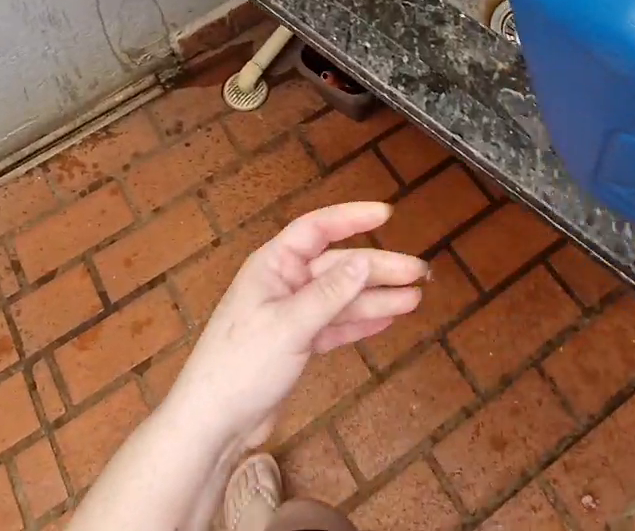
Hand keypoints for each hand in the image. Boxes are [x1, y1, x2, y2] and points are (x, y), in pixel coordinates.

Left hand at [160, 202, 427, 451]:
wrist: (214, 421)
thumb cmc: (241, 365)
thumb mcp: (289, 326)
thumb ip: (329, 294)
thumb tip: (364, 261)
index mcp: (273, 265)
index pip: (317, 229)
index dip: (352, 218)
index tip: (387, 213)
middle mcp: (284, 282)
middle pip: (339, 266)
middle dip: (378, 267)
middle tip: (419, 271)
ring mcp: (292, 313)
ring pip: (342, 297)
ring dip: (377, 296)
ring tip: (416, 297)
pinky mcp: (298, 342)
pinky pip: (336, 324)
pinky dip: (361, 321)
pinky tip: (389, 317)